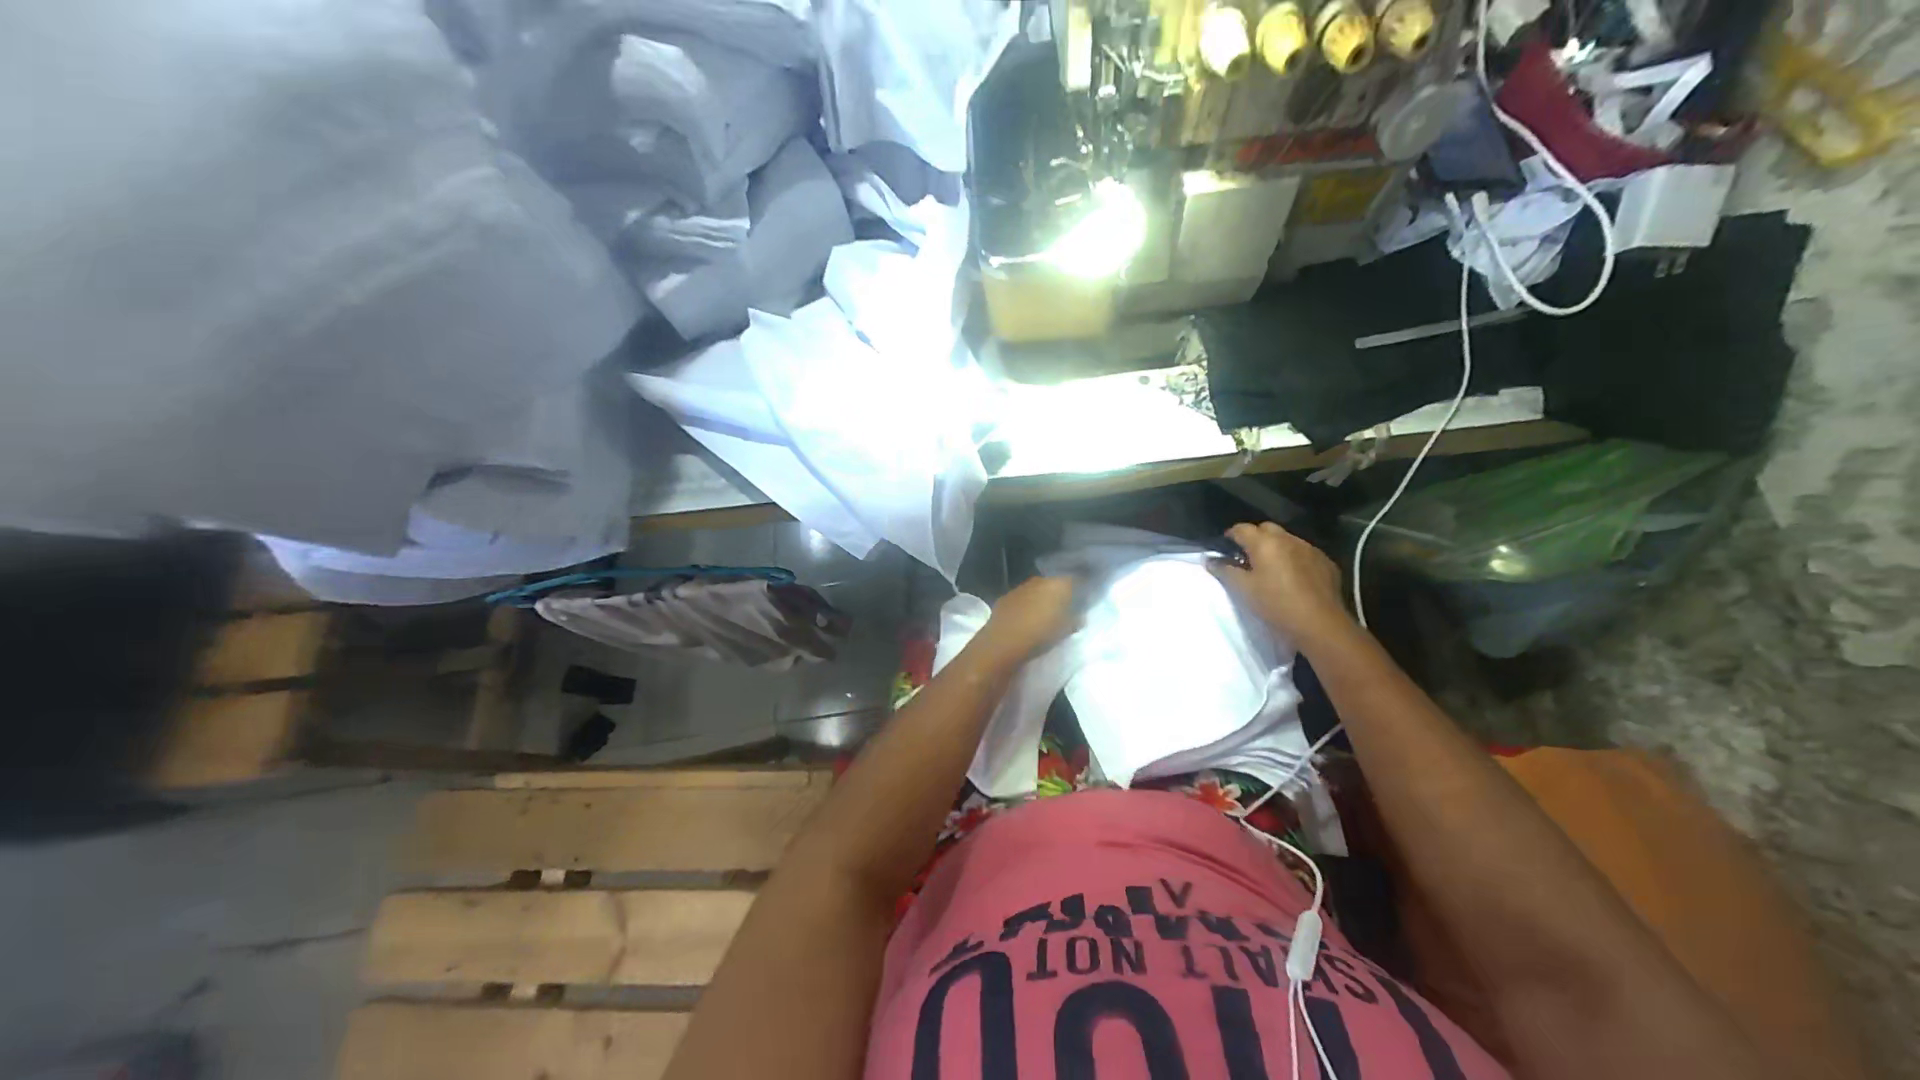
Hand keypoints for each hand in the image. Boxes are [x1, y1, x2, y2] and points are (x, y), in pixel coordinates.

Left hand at [977, 576, 1078, 661]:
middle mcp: (1039, 580)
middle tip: (1067, 606)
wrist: (1002, 644)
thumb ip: (1075, 620)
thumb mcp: (1065, 631)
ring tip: (1047, 613)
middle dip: (1061, 592)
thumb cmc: (1040, 636)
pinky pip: (1022, 598)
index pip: (1075, 579)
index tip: (1085, 597)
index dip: (1081, 587)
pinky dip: (1027, 604)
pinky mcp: (1005, 598)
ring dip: (1042, 597)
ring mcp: (1020, 588)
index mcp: (1058, 584)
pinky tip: (1028, 617)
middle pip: (1055, 582)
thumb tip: (1079, 616)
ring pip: (1037, 589)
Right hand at [1212, 522, 1355, 647]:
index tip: (1225, 549)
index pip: (1241, 529)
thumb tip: (1210, 560)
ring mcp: (1310, 549)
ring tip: (1270, 568)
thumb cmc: (1275, 604)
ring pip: (1287, 540)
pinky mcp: (1325, 562)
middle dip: (1254, 538)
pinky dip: (1294, 558)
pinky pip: (1304, 553)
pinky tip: (1293, 577)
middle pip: (1266, 529)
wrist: (1319, 624)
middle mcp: (1288, 539)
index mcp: (1265, 542)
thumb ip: (1224, 571)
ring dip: (1276, 548)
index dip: (1230, 536)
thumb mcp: (1243, 590)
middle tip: (1247, 558)